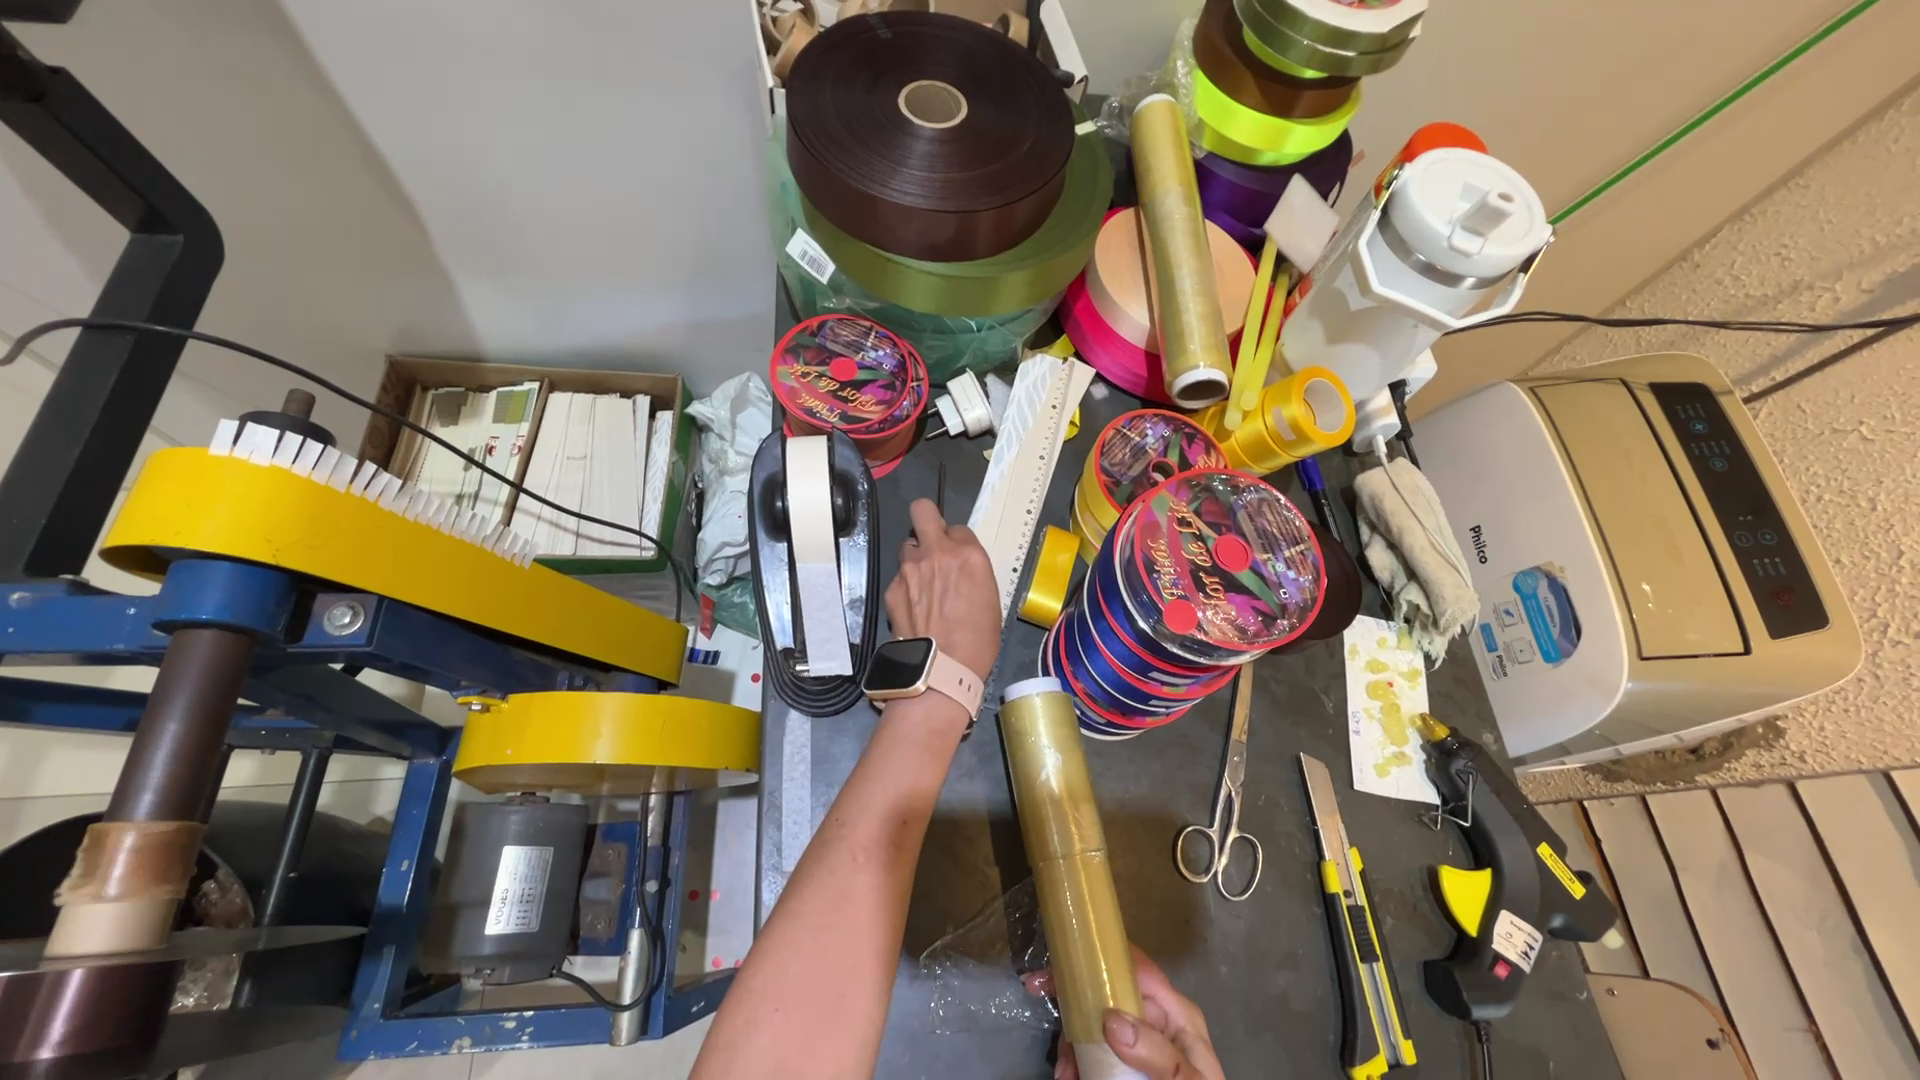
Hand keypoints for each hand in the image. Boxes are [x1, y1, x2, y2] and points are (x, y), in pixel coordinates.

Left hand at [886, 498, 1001, 679]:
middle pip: (922, 510)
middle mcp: (936, 552)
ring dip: (916, 559)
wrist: (943, 669)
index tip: (958, 557)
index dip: (958, 542)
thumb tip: (960, 567)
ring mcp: (910, 568)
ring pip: (908, 546)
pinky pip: (899, 577)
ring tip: (923, 585)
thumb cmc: (978, 640)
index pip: (959, 528)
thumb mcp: (990, 598)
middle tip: (931, 541)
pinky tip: (914, 609)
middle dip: (926, 519)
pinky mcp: (892, 588)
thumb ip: (972, 571)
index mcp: (968, 554)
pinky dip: (906, 587)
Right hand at [1025, 946, 1225, 1079]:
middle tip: (1037, 991)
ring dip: (1070, 1042)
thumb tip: (1111, 1018)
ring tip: (1064, 1072)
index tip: (1064, 958)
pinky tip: (1068, 1076)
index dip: (1101, 954)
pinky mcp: (1122, 1063)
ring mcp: (1135, 1041)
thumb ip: (1158, 1053)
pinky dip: (1075, 1062)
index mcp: (1174, 1011)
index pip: (1136, 966)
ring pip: (1091, 1023)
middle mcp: (1152, 1018)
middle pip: (1105, 992)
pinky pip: (1091, 1051)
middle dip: (1072, 999)